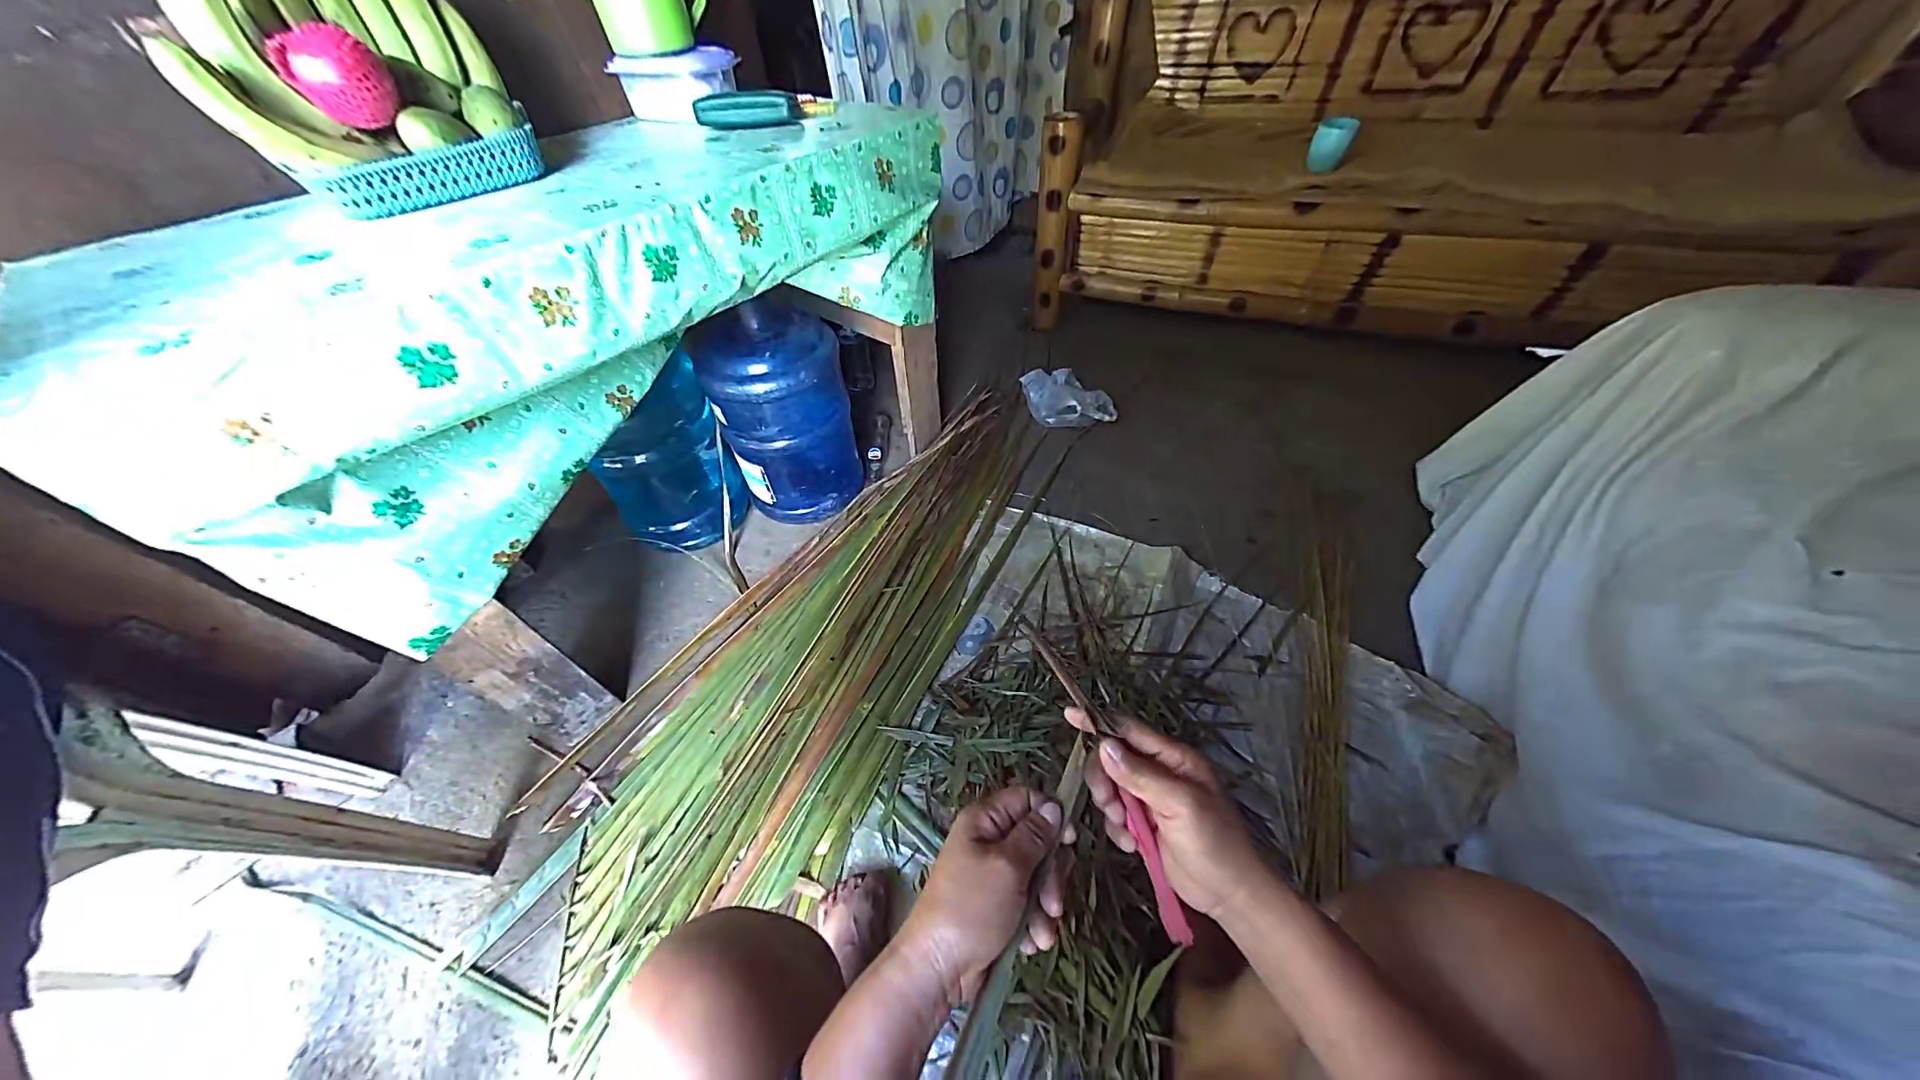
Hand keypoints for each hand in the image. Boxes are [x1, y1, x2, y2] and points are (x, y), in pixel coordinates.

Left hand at [895, 786, 1073, 1004]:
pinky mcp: (998, 905)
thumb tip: (1054, 805)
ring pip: (1038, 876)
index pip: (1026, 799)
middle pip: (1038, 841)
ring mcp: (993, 875)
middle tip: (1052, 903)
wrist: (939, 969)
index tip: (1070, 842)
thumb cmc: (971, 908)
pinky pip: (1028, 903)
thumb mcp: (1008, 867)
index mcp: (984, 821)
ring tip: (1040, 932)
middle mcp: (988, 842)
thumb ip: (1035, 836)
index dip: (1051, 815)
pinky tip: (1030, 943)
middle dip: (1052, 874)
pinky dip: (1034, 922)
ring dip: (1045, 905)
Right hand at [1068, 709, 1264, 916]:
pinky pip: (1115, 814)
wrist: (1230, 895)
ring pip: (1111, 787)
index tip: (1069, 714)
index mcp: (1174, 758)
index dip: (1099, 723)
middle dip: (1104, 779)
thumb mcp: (1180, 805)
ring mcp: (1151, 798)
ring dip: (1110, 807)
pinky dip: (1117, 828)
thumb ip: (1141, 775)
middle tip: (1109, 803)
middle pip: (1113, 759)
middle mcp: (1160, 772)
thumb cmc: (1215, 843)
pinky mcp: (1144, 823)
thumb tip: (1104, 746)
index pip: (1129, 730)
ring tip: (1126, 828)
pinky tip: (1132, 844)